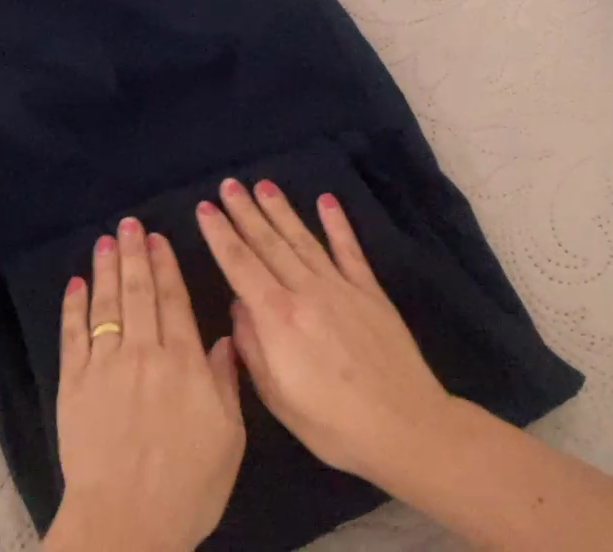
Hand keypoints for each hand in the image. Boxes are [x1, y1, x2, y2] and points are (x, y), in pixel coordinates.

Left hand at [44, 218, 245, 551]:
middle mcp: (145, 353)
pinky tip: (77, 284)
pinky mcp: (74, 383)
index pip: (174, 302)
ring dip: (106, 269)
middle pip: (139, 293)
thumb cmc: (188, 486)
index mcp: (185, 364)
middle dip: (134, 254)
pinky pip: (73, 335)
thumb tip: (224, 339)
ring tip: (105, 240)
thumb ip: (226, 383)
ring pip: (107, 305)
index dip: (165, 267)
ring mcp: (105, 366)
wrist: (127, 520)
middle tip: (129, 223)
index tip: (157, 239)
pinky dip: (74, 306)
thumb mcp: (228, 439)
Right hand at [194, 179, 450, 488]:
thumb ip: (252, 347)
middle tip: (229, 184)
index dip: (220, 235)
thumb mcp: (277, 397)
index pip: (240, 265)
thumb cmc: (333, 424)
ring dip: (281, 210)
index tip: (205, 207)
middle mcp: (306, 291)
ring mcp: (341, 288)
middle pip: (269, 244)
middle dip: (245, 212)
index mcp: (278, 318)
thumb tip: (239, 307)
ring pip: (303, 240)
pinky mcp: (370, 293)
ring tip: (263, 185)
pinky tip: (327, 201)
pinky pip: (350, 251)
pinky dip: (338, 224)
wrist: (407, 429)